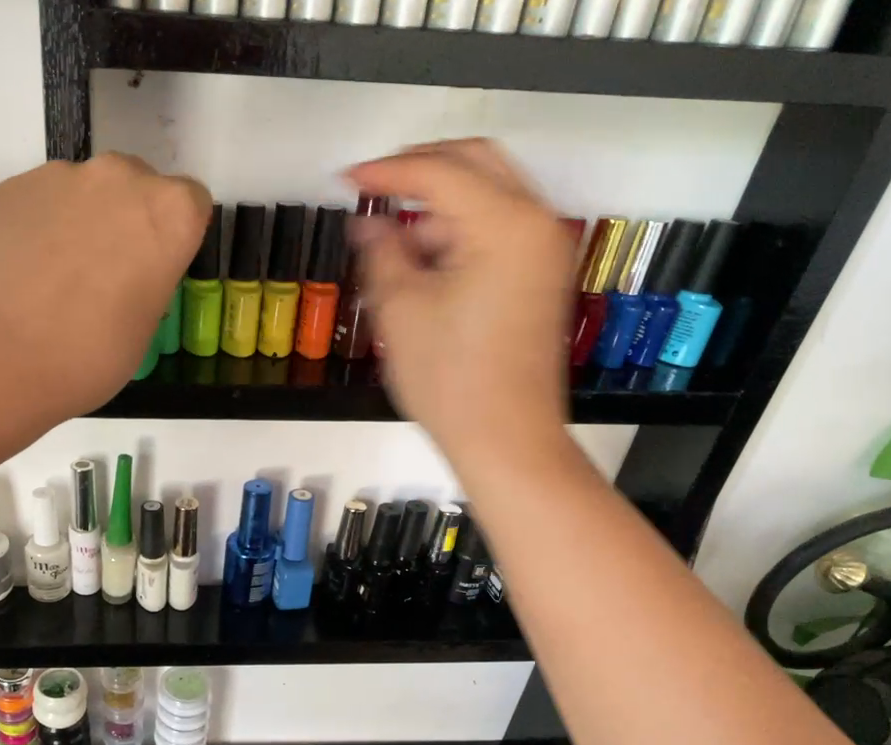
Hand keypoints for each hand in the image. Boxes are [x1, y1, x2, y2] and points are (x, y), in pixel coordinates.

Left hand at [0, 154, 210, 419]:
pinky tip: (19, 277)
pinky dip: (38, 229)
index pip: (191, 206)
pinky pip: (40, 203)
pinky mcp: (9, 186)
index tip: (154, 274)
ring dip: (80, 224)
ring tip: (52, 283)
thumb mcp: (140, 334)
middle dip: (127, 223)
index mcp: (168, 214)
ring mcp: (59, 177)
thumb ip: (146, 286)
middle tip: (104, 279)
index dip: (174, 240)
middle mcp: (119, 178)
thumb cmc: (82, 357)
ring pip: (85, 192)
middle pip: (137, 188)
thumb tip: (125, 277)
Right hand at [346, 140, 579, 462]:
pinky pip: (500, 224)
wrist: (506, 438)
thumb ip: (381, 251)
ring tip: (393, 231)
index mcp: (504, 224)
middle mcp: (535, 223)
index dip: (386, 171)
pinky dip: (462, 224)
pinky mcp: (541, 274)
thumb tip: (368, 223)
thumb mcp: (400, 311)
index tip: (345, 180)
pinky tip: (425, 255)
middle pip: (476, 160)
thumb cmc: (452, 382)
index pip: (439, 172)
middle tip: (375, 184)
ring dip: (441, 196)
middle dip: (421, 165)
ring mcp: (544, 249)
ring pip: (491, 190)